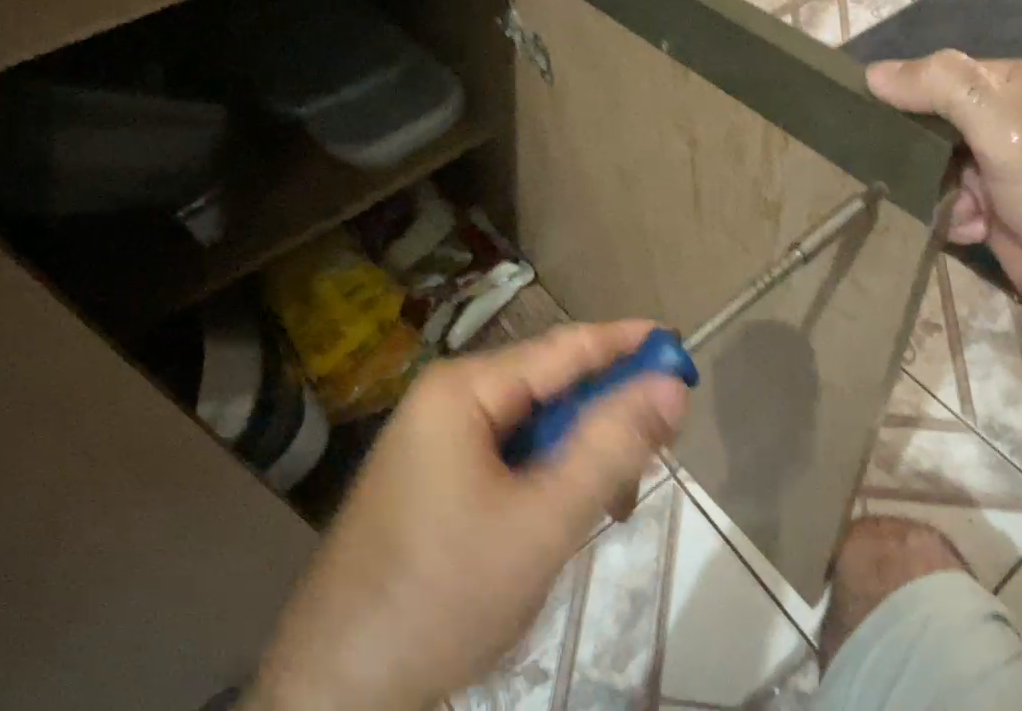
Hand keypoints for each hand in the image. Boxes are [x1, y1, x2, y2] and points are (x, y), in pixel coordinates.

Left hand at [245, 321, 688, 710]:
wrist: (339, 687)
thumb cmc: (444, 593)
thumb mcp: (544, 520)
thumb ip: (612, 447)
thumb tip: (670, 384)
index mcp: (463, 391)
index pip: (564, 347)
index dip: (627, 344)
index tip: (682, 348)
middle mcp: (445, 402)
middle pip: (548, 388)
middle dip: (606, 416)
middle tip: (659, 453)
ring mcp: (433, 444)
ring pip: (531, 430)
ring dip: (579, 456)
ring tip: (613, 505)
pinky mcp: (432, 483)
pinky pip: (507, 461)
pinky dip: (547, 480)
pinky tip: (565, 518)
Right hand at [868, 51, 1021, 413]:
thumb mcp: (1008, 127)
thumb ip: (944, 89)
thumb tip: (873, 73)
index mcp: (1006, 87)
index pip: (931, 76)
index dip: (895, 95)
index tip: (856, 119)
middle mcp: (997, 123)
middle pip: (923, 125)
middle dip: (906, 150)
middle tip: (886, 169)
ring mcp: (992, 171)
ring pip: (926, 169)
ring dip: (926, 190)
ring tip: (946, 206)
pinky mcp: (987, 213)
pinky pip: (940, 207)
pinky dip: (944, 219)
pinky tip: (965, 230)